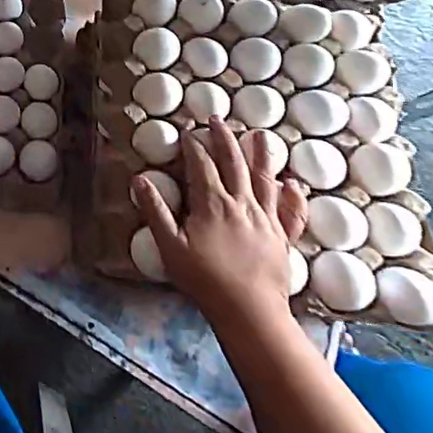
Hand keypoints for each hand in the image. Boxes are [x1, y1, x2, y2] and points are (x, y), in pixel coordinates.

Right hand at [133, 118, 308, 325]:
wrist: (250, 312)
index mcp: (211, 203)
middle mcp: (240, 203)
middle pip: (233, 161)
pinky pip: (290, 210)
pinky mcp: (282, 235)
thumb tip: (139, 180)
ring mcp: (265, 218)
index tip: (188, 131)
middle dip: (224, 138)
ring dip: (261, 153)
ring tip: (260, 134)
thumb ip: (155, 211)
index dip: (193, 145)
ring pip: (264, 177)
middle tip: (217, 120)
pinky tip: (293, 183)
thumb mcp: (170, 247)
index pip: (200, 164)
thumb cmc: (205, 281)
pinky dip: (292, 195)